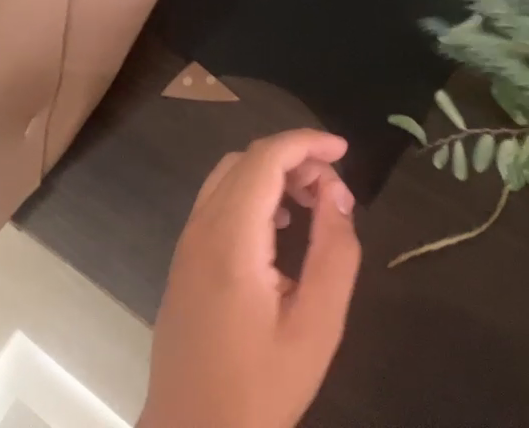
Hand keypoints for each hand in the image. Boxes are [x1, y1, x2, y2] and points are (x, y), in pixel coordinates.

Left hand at [139, 129, 361, 427]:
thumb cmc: (259, 386)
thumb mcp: (316, 326)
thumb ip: (335, 253)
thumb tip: (338, 194)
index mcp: (230, 239)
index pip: (265, 159)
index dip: (306, 143)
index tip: (345, 150)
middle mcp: (200, 229)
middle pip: (245, 161)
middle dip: (293, 158)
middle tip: (335, 190)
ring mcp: (186, 244)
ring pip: (227, 178)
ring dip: (271, 175)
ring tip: (313, 205)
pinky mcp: (183, 261)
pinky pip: (217, 203)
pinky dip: (251, 195)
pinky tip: (279, 229)